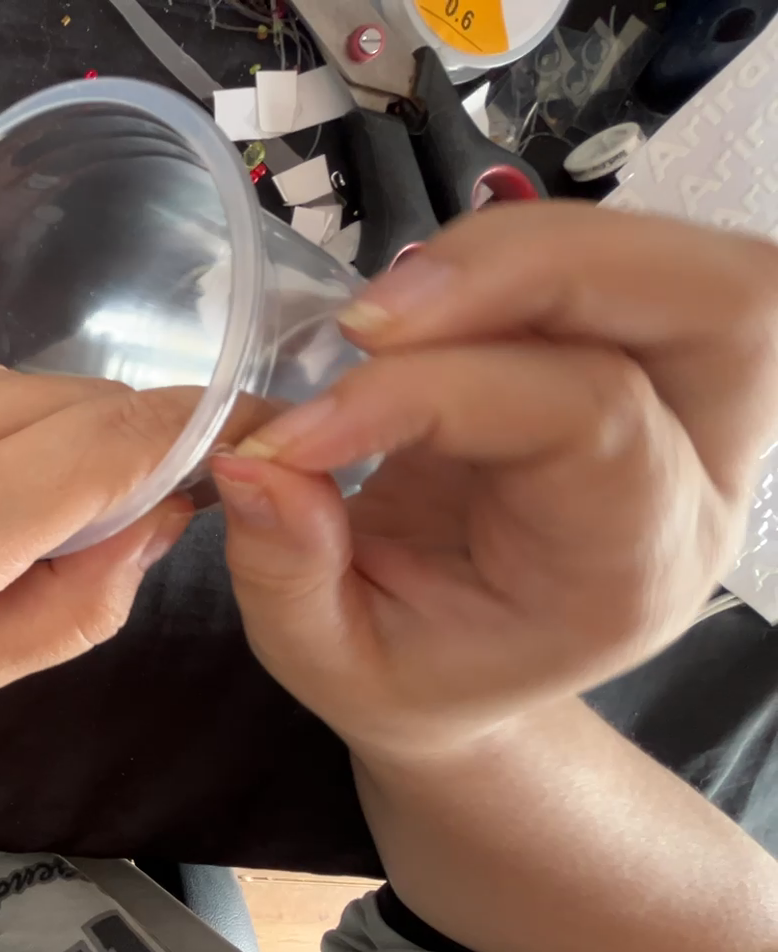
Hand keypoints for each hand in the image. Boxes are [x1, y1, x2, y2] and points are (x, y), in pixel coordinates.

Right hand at [210, 204, 777, 758]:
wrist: (458, 681)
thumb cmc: (394, 674)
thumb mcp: (315, 654)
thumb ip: (283, 570)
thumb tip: (249, 463)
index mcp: (619, 571)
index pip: (577, 422)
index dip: (418, 398)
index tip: (284, 436)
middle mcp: (691, 480)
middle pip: (719, 304)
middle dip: (531, 275)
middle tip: (364, 321)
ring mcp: (674, 419)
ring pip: (685, 266)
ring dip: (518, 254)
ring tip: (377, 312)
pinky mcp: (616, 378)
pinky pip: (604, 278)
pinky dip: (500, 266)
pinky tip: (406, 312)